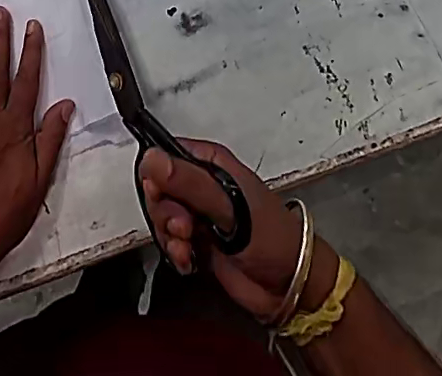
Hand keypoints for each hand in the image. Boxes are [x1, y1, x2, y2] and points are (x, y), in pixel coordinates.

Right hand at [140, 139, 311, 319]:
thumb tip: (152, 159)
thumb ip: (189, 183)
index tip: (160, 195)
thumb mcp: (229, 206)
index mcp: (210, 163)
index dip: (156, 174)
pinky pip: (170, 242)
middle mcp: (201, 184)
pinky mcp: (197, 242)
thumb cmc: (271, 236)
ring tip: (188, 246)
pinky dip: (175, 252)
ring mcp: (198, 214)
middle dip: (164, 211)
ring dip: (169, 235)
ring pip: (162, 216)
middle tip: (184, 226)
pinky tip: (188, 260)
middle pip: (159, 188)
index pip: (166, 154)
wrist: (289, 286)